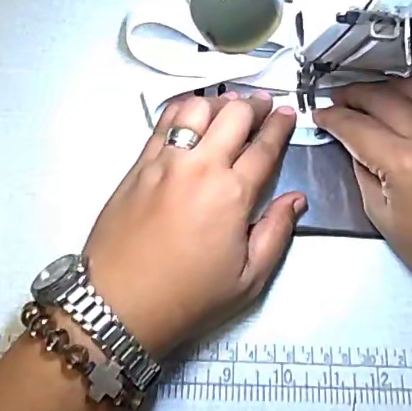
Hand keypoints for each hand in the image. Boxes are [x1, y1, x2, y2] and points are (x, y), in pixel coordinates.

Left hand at [80, 92, 303, 354]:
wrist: (116, 307)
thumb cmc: (187, 297)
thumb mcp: (248, 279)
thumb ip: (277, 232)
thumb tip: (296, 199)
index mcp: (233, 194)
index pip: (264, 146)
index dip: (280, 125)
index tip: (288, 114)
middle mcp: (201, 168)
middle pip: (234, 115)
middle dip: (255, 105)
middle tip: (264, 105)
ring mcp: (166, 162)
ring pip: (197, 109)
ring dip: (219, 102)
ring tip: (230, 107)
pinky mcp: (139, 165)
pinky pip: (163, 122)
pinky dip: (184, 109)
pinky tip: (193, 113)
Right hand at [316, 78, 411, 315]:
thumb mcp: (381, 214)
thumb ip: (363, 171)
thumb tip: (352, 143)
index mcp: (406, 161)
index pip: (358, 125)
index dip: (332, 118)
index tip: (319, 115)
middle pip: (383, 97)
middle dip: (353, 95)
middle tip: (335, 101)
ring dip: (383, 88)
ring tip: (364, 98)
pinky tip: (399, 100)